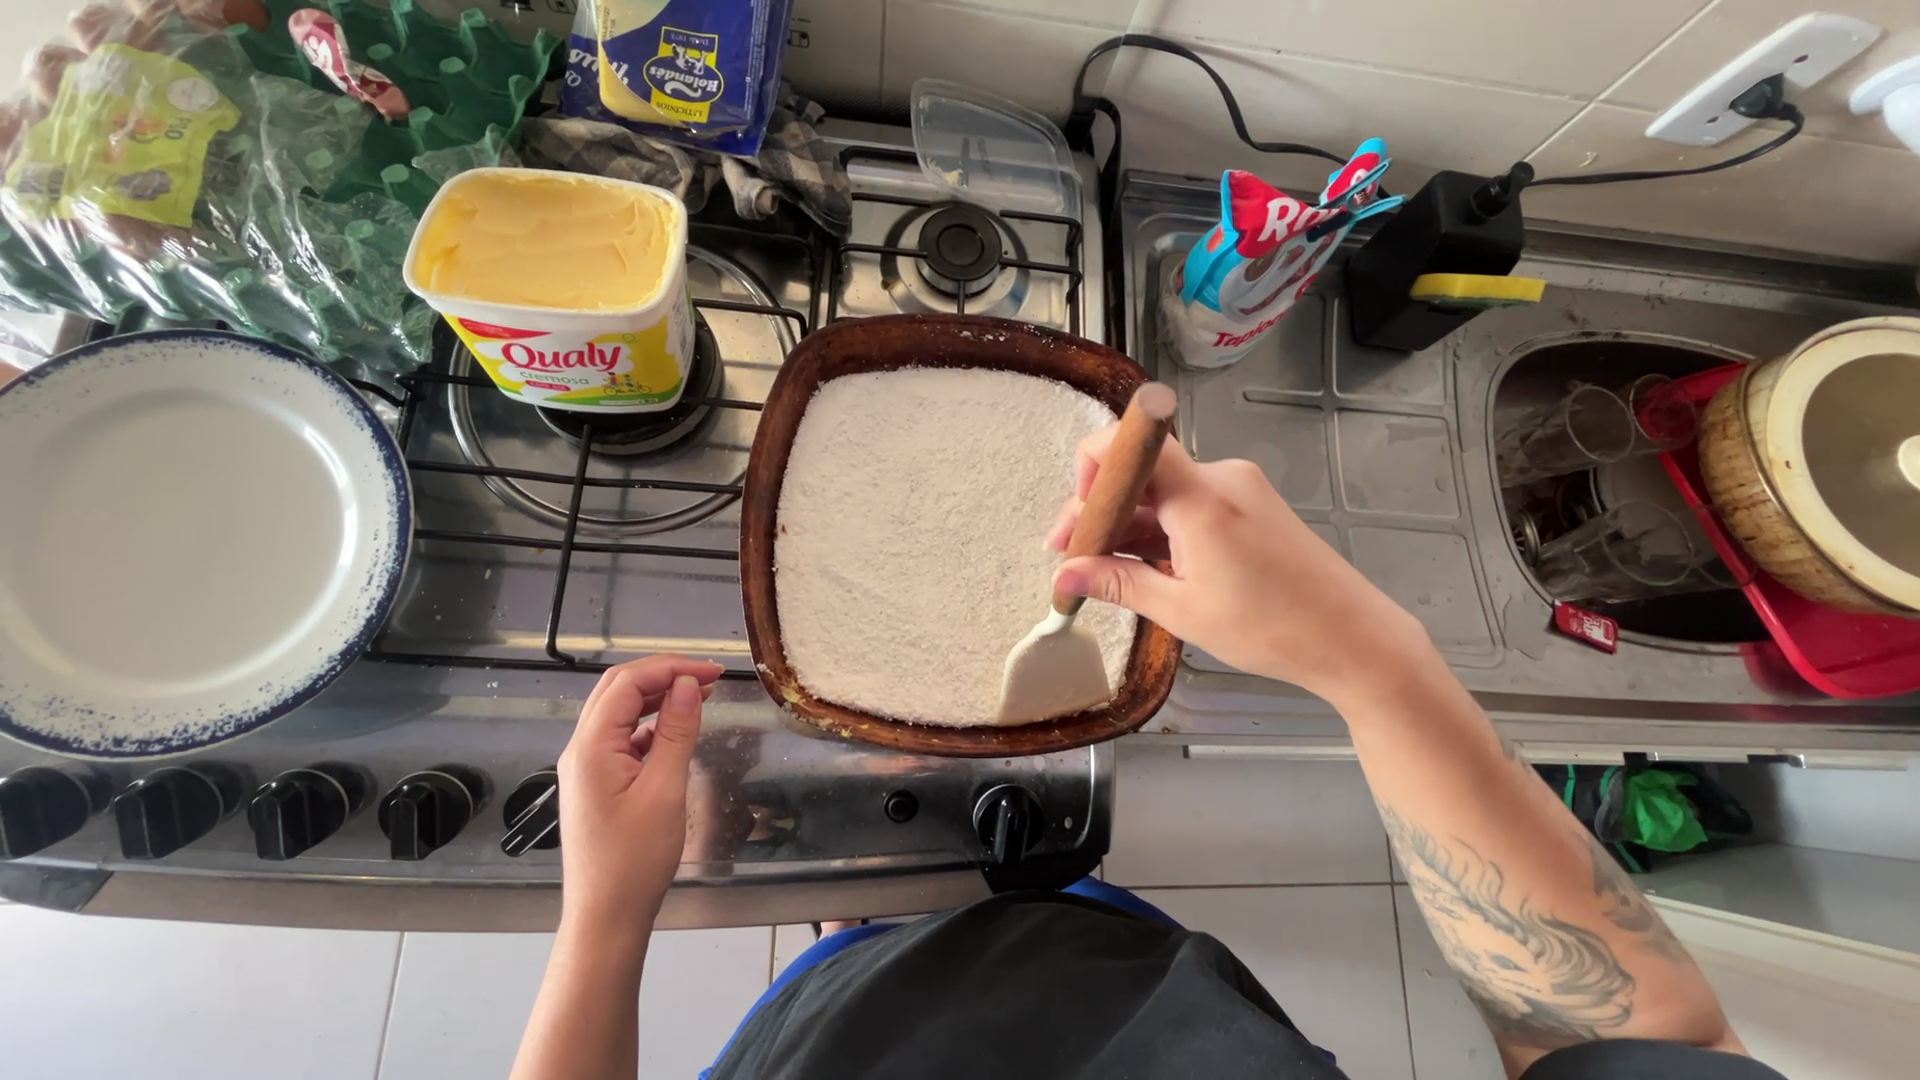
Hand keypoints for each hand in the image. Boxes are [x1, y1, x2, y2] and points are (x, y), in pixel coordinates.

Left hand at [556, 655, 724, 929]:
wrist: (607, 915)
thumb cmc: (636, 857)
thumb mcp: (665, 789)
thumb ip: (677, 731)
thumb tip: (689, 684)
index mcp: (591, 747)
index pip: (627, 683)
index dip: (671, 667)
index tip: (714, 672)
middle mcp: (581, 749)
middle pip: (618, 690)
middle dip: (663, 674)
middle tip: (709, 677)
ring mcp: (586, 767)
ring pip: (619, 711)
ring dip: (657, 696)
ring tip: (700, 694)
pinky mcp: (596, 782)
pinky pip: (622, 736)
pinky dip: (651, 723)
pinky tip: (677, 730)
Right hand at [1046, 428, 1435, 703]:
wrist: (1354, 638)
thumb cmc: (1271, 629)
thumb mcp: (1183, 610)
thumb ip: (1118, 581)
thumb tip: (1064, 574)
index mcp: (1203, 499)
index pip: (1133, 442)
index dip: (1093, 467)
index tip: (1080, 518)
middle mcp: (1221, 478)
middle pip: (1140, 471)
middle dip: (1099, 510)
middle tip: (1072, 557)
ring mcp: (1238, 488)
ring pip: (1162, 489)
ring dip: (1128, 522)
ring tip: (1101, 567)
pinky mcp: (1250, 503)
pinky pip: (1188, 502)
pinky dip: (1160, 527)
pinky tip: (1143, 561)